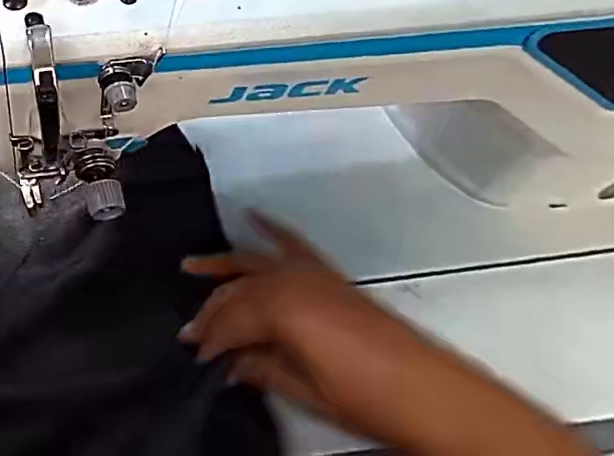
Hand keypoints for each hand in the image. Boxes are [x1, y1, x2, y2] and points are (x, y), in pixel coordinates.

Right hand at [182, 213, 589, 455]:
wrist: (425, 388)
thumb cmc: (366, 397)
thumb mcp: (308, 392)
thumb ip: (263, 369)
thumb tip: (230, 364)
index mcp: (281, 309)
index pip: (230, 320)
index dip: (209, 338)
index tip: (193, 353)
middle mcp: (290, 279)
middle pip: (237, 290)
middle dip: (210, 309)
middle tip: (188, 330)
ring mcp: (309, 271)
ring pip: (253, 261)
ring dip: (223, 265)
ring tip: (191, 265)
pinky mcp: (327, 271)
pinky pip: (292, 241)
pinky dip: (271, 227)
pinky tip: (253, 215)